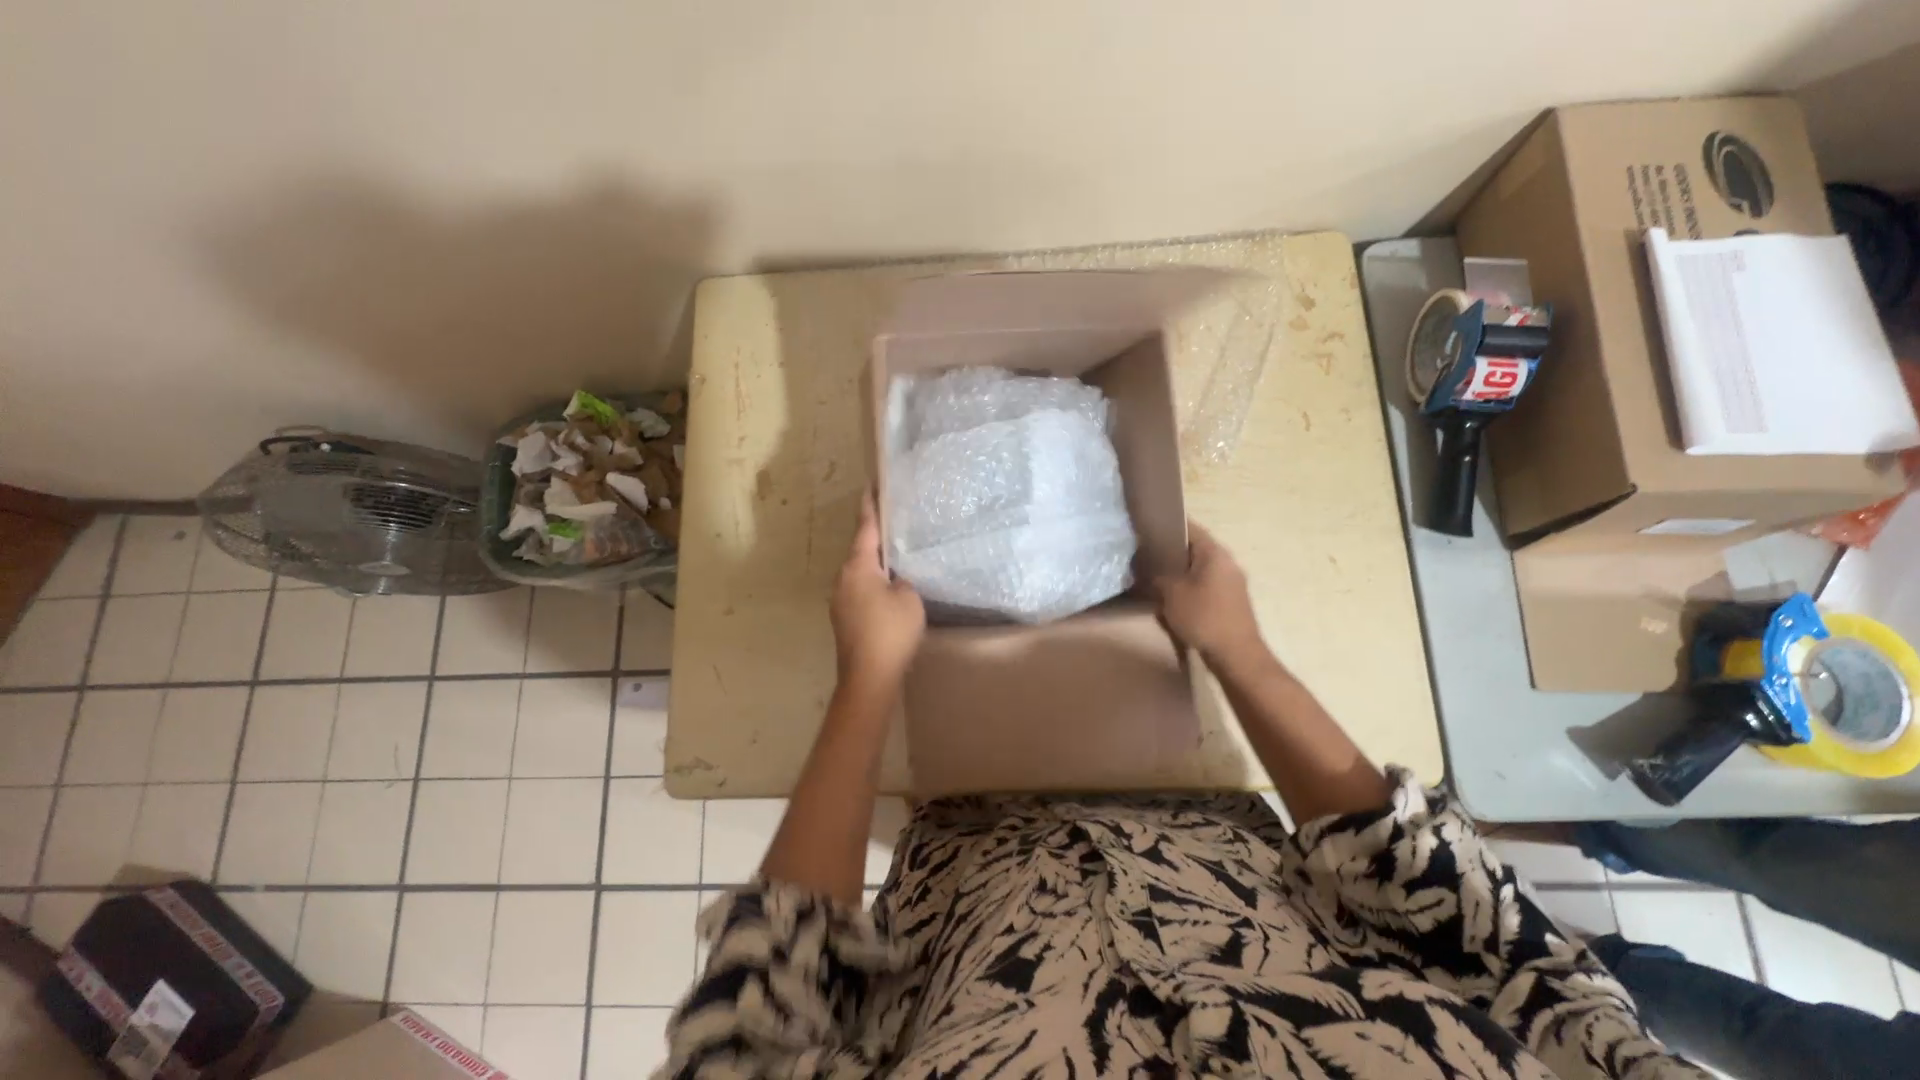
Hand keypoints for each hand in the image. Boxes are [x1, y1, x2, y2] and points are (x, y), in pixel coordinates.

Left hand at [831, 493, 925, 692]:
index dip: (871, 507)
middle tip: (895, 523)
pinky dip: (874, 587)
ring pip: (861, 574)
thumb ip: (903, 581)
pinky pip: (861, 592)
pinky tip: (890, 592)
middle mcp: (843, 579)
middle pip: (861, 551)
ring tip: (897, 559)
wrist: (869, 677)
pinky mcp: (844, 620)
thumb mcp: (909, 598)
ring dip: (876, 566)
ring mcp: (840, 601)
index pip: (866, 528)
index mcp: (858, 567)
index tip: (872, 486)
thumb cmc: (890, 632)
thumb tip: (894, 582)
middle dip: (876, 539)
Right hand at [1154, 521, 1263, 662]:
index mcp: (1214, 552)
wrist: (1236, 654)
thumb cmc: (1203, 617)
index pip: (1188, 527)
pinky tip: (1173, 598)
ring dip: (1180, 572)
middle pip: (1194, 548)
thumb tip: (1146, 566)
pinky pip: (1206, 585)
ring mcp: (1232, 581)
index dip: (1165, 526)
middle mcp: (1227, 561)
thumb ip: (1156, 575)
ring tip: (1155, 578)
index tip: (1145, 530)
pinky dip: (1190, 587)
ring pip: (1199, 568)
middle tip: (1145, 557)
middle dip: (1170, 552)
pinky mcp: (1232, 600)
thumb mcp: (1171, 593)